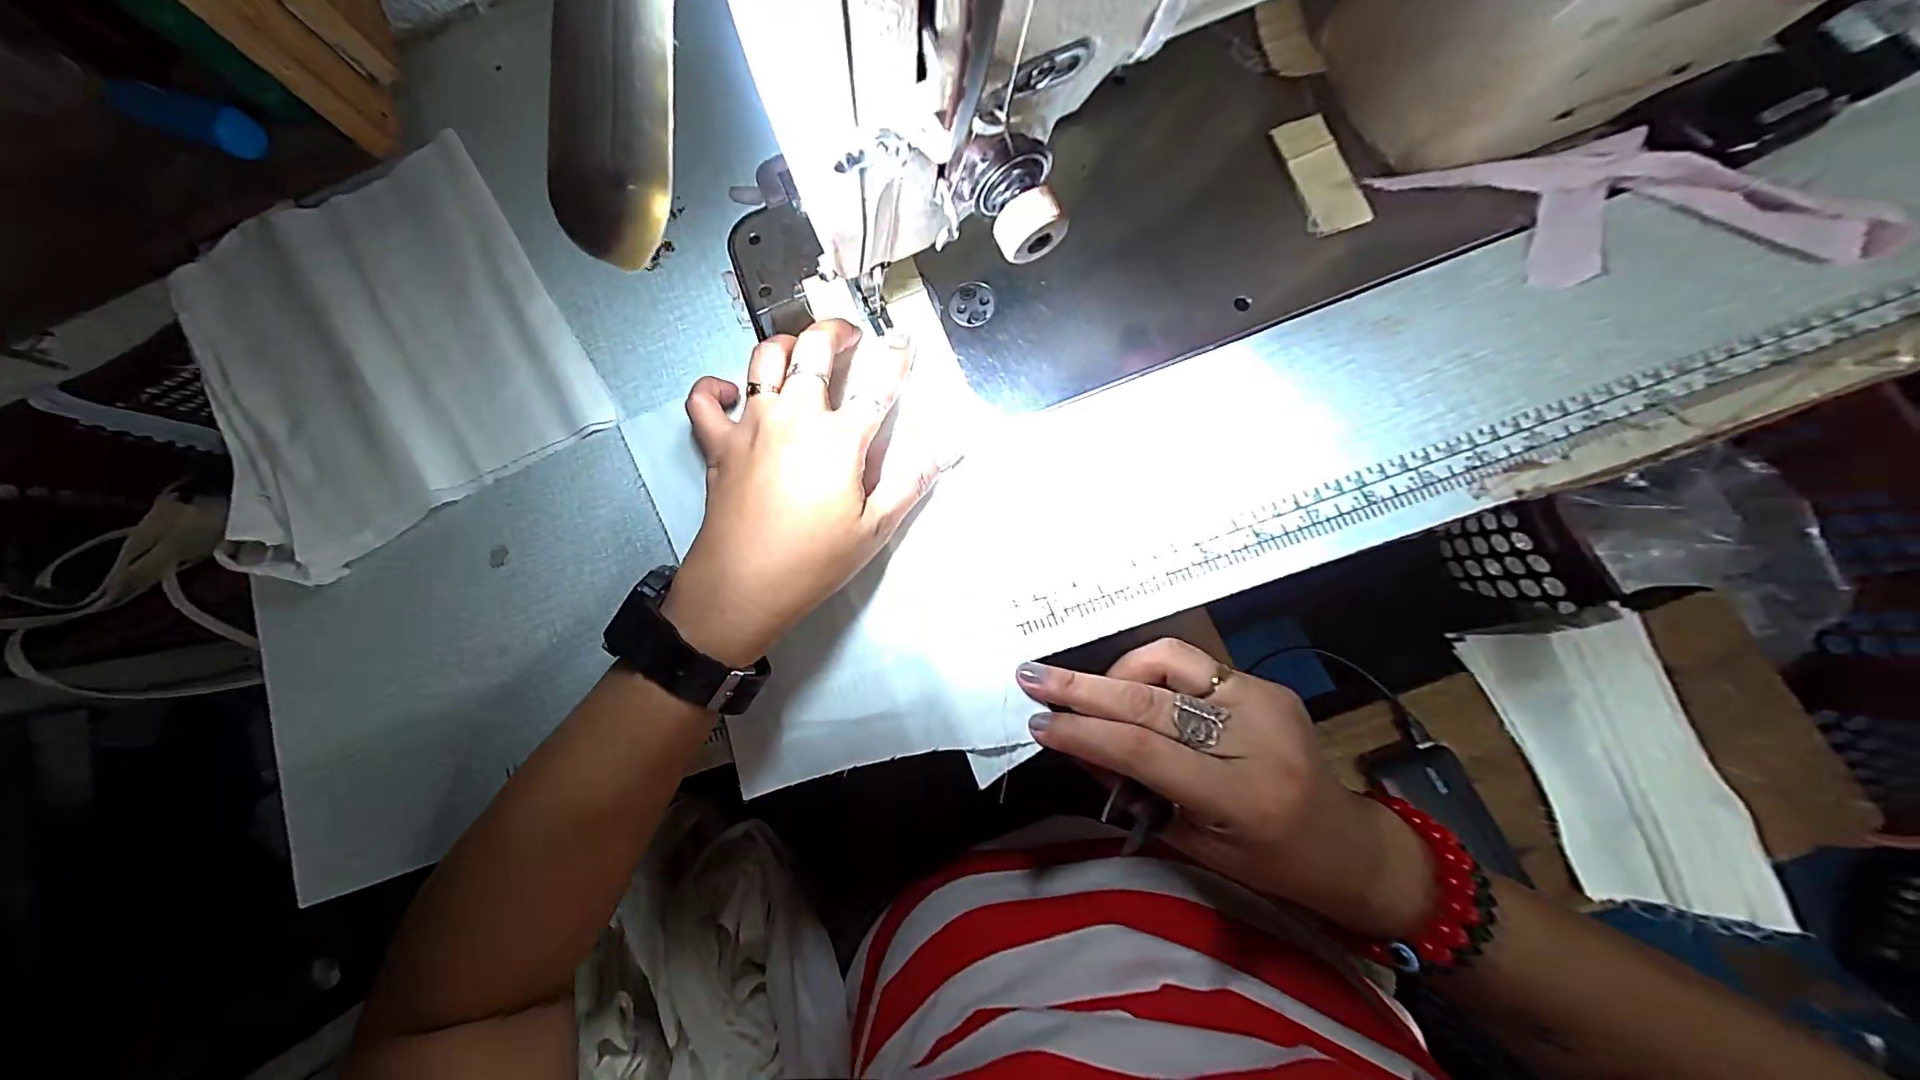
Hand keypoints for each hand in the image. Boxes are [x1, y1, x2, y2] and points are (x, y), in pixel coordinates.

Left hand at [662, 320, 940, 666]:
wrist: (743, 585)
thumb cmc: (809, 562)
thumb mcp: (874, 529)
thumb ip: (909, 484)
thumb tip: (942, 455)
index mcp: (839, 440)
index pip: (877, 386)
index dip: (895, 358)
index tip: (902, 343)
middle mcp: (794, 420)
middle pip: (815, 351)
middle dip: (836, 331)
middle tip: (848, 335)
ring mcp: (752, 426)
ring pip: (763, 359)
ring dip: (784, 345)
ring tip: (798, 350)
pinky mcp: (719, 443)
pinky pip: (704, 399)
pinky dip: (714, 387)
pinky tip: (729, 391)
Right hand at [1018, 639, 1436, 937]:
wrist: (1347, 844)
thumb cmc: (1269, 865)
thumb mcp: (1194, 841)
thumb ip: (1135, 788)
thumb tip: (1077, 741)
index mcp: (1243, 797)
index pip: (1145, 750)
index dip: (1085, 734)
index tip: (1039, 725)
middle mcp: (1258, 736)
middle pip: (1151, 699)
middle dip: (1083, 687)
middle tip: (1033, 676)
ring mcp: (1265, 699)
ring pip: (1170, 660)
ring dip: (1118, 673)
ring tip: (1087, 692)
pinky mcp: (1264, 683)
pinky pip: (1190, 664)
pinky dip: (1150, 674)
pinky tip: (1133, 693)